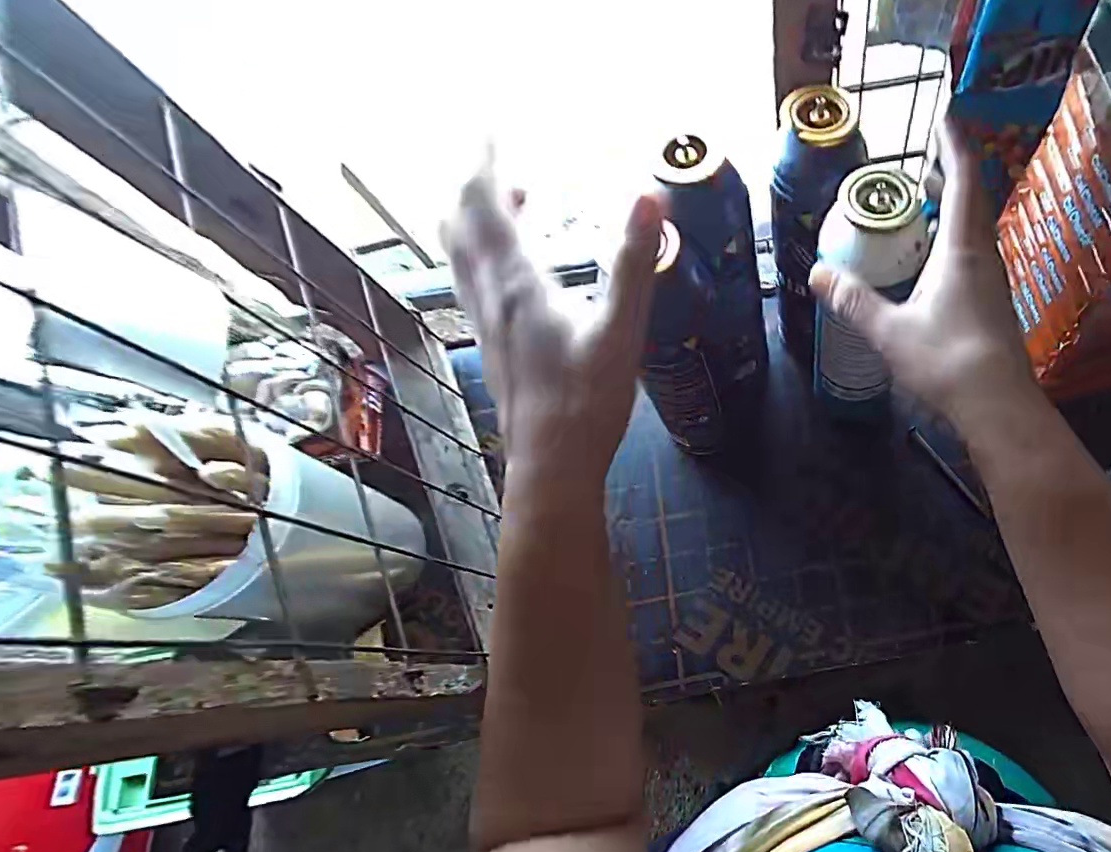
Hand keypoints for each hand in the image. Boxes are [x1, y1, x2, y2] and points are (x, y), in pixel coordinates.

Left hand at [443, 151, 663, 488]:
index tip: (492, 127)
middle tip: (500, 163)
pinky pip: (471, 285)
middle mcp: (490, 296)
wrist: (552, 465)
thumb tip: (650, 197)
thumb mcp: (622, 332)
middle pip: (461, 221)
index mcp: (518, 283)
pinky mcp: (491, 349)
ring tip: (501, 206)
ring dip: (472, 219)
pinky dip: (479, 257)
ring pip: (460, 255)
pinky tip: (507, 275)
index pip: (484, 200)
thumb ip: (635, 264)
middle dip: (474, 182)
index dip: (485, 158)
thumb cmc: (588, 403)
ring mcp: (485, 324)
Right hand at [810, 121, 1038, 425]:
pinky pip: (973, 259)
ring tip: (921, 212)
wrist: (996, 404)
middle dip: (948, 176)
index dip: (952, 144)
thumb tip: (818, 275)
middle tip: (919, 168)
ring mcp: (993, 283)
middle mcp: (984, 256)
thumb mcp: (891, 331)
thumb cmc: (946, 361)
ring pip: (974, 231)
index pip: (963, 178)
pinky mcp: (992, 306)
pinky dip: (952, 245)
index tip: (941, 118)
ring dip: (951, 212)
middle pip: (971, 200)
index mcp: (962, 248)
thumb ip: (855, 302)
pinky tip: (932, 266)